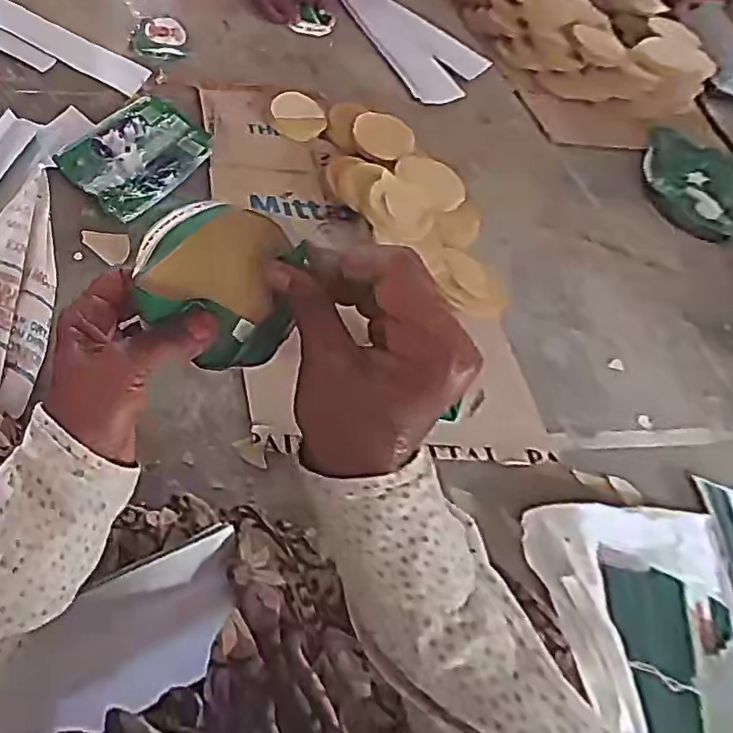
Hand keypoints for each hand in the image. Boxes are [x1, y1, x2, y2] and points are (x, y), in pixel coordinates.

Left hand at [42, 270, 217, 464]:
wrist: (86, 458)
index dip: (145, 274)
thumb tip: (204, 321)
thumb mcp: (129, 365)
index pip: (116, 281)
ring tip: (200, 309)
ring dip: (169, 318)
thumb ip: (169, 339)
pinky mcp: (128, 371)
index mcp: (82, 319)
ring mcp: (112, 351)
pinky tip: (193, 336)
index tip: (177, 269)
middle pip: (133, 300)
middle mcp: (95, 331)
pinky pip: (152, 345)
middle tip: (195, 288)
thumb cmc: (89, 409)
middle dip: (163, 296)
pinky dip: (171, 339)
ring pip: (144, 323)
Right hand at [266, 245, 481, 477]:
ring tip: (314, 286)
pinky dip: (362, 297)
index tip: (309, 262)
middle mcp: (453, 338)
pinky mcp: (430, 345)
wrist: (359, 473)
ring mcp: (445, 341)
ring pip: (398, 285)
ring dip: (354, 282)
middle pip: (403, 276)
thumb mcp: (326, 362)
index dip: (352, 260)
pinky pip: (396, 303)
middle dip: (350, 270)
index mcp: (437, 346)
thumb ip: (310, 305)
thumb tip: (279, 266)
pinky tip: (333, 299)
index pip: (401, 272)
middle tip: (307, 272)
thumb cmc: (345, 427)